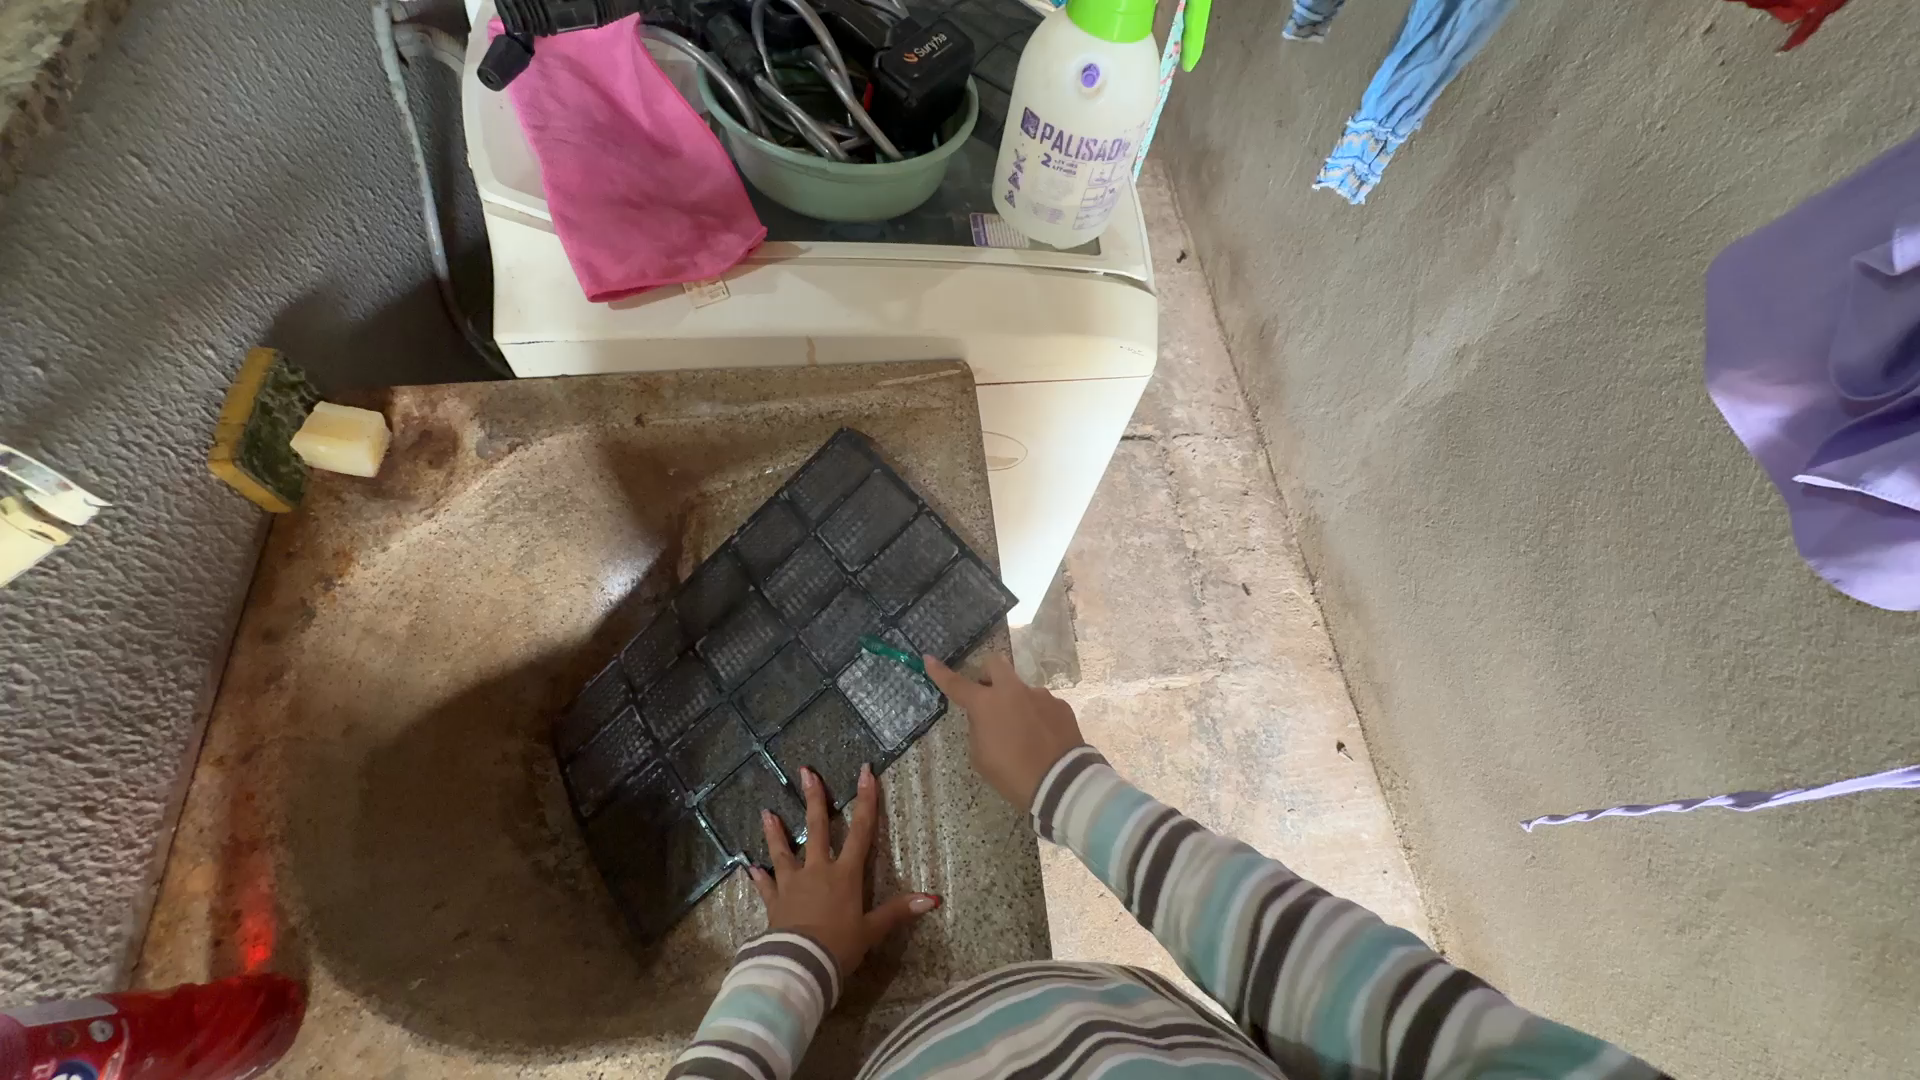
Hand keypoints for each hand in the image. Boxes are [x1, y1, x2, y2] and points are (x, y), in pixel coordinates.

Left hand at [750, 763, 939, 979]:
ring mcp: (793, 884)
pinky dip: (759, 878)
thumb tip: (932, 898)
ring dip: (776, 832)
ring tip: (767, 812)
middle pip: (817, 829)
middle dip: (814, 799)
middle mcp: (818, 871)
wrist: (800, 966)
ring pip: (783, 852)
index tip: (865, 772)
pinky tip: (751, 868)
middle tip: (806, 772)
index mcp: (845, 874)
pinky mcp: (775, 903)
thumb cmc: (839, 946)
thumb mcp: (872, 930)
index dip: (866, 800)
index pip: (861, 831)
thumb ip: (898, 911)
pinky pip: (766, 887)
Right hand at [924, 654, 1084, 812]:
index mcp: (986, 704)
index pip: (957, 684)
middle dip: (987, 674)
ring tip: (1024, 734)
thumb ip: (979, 729)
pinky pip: (1042, 705)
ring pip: (1021, 689)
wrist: (1060, 781)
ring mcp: (1040, 695)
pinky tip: (1043, 738)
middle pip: (995, 664)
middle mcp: (1013, 691)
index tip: (929, 659)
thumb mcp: (981, 757)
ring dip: (1016, 703)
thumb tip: (986, 718)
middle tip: (988, 696)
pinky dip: (1038, 717)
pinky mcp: (1060, 705)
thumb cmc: (1013, 773)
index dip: (940, 672)